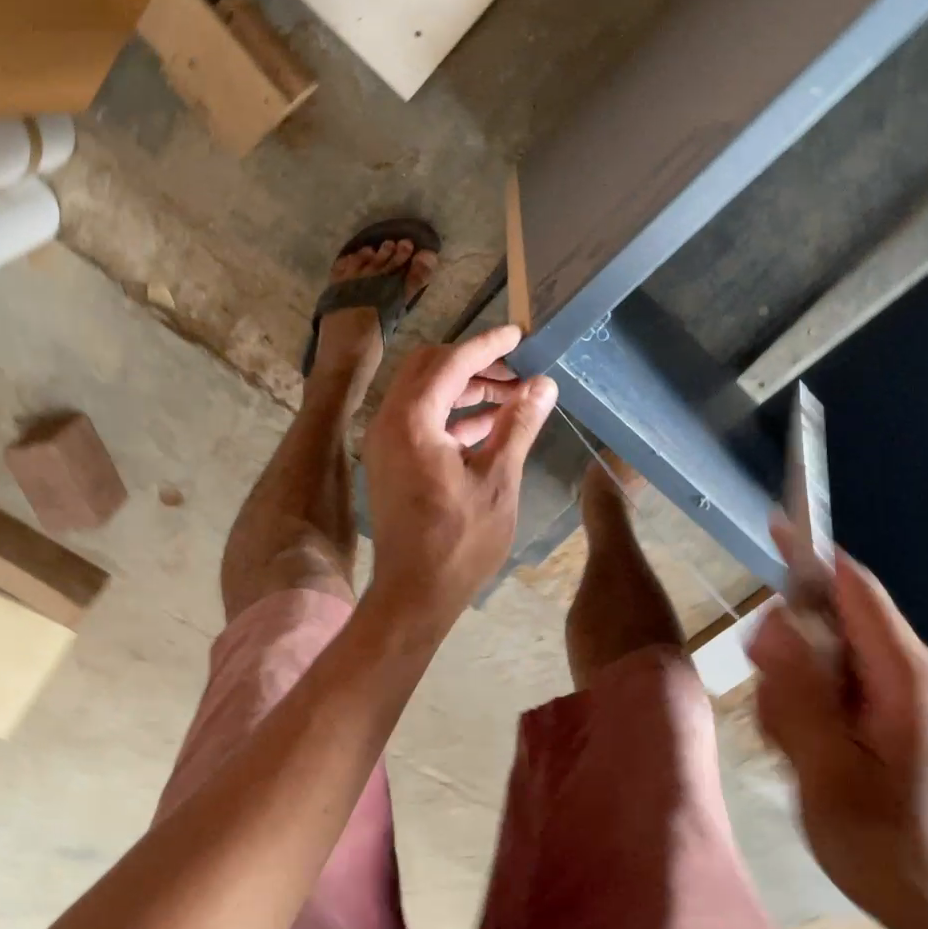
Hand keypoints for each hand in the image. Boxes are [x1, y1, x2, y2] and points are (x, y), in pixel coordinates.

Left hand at [362, 326, 557, 627]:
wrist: (413, 594)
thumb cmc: (459, 542)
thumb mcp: (498, 480)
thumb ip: (518, 425)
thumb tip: (543, 385)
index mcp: (412, 421)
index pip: (451, 362)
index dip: (488, 345)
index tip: (519, 334)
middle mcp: (388, 422)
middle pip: (429, 368)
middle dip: (474, 363)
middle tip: (516, 371)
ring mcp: (384, 442)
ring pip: (423, 392)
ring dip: (464, 388)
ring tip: (512, 399)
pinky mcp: (388, 461)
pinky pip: (418, 419)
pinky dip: (451, 414)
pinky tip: (489, 427)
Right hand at [749, 523, 927, 928]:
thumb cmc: (890, 850)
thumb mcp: (826, 772)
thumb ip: (799, 692)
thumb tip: (774, 620)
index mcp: (908, 682)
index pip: (856, 591)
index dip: (813, 555)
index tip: (774, 526)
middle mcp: (919, 681)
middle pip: (840, 627)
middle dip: (794, 649)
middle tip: (771, 699)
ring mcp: (919, 707)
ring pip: (840, 663)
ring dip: (802, 690)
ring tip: (795, 748)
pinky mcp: (912, 730)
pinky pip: (854, 694)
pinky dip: (820, 711)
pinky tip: (812, 758)